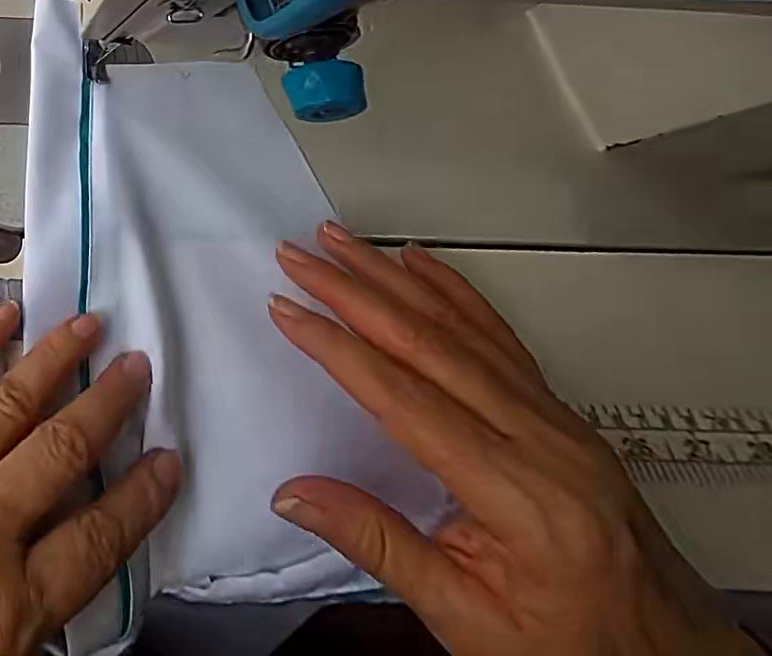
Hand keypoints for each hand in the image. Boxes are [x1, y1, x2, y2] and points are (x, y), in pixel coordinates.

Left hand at [0, 301, 180, 655]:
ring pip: (12, 405)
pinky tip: (6, 317)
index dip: (142, 497)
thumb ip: (36, 613)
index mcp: (13, 598)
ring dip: (55, 361)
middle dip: (107, 406)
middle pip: (63, 452)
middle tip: (137, 367)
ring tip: (90, 326)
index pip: (100, 537)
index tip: (169, 459)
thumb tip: (70, 559)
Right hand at [269, 222, 756, 655]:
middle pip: (431, 346)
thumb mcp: (470, 622)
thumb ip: (377, 548)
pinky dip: (456, 293)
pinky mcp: (563, 417)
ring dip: (392, 277)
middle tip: (296, 255)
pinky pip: (501, 340)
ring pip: (463, 330)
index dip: (337, 347)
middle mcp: (546, 444)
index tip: (285, 308)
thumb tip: (290, 493)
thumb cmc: (570, 646)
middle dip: (353, 291)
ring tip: (341, 240)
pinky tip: (421, 263)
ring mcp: (561, 424)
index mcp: (520, 495)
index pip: (405, 398)